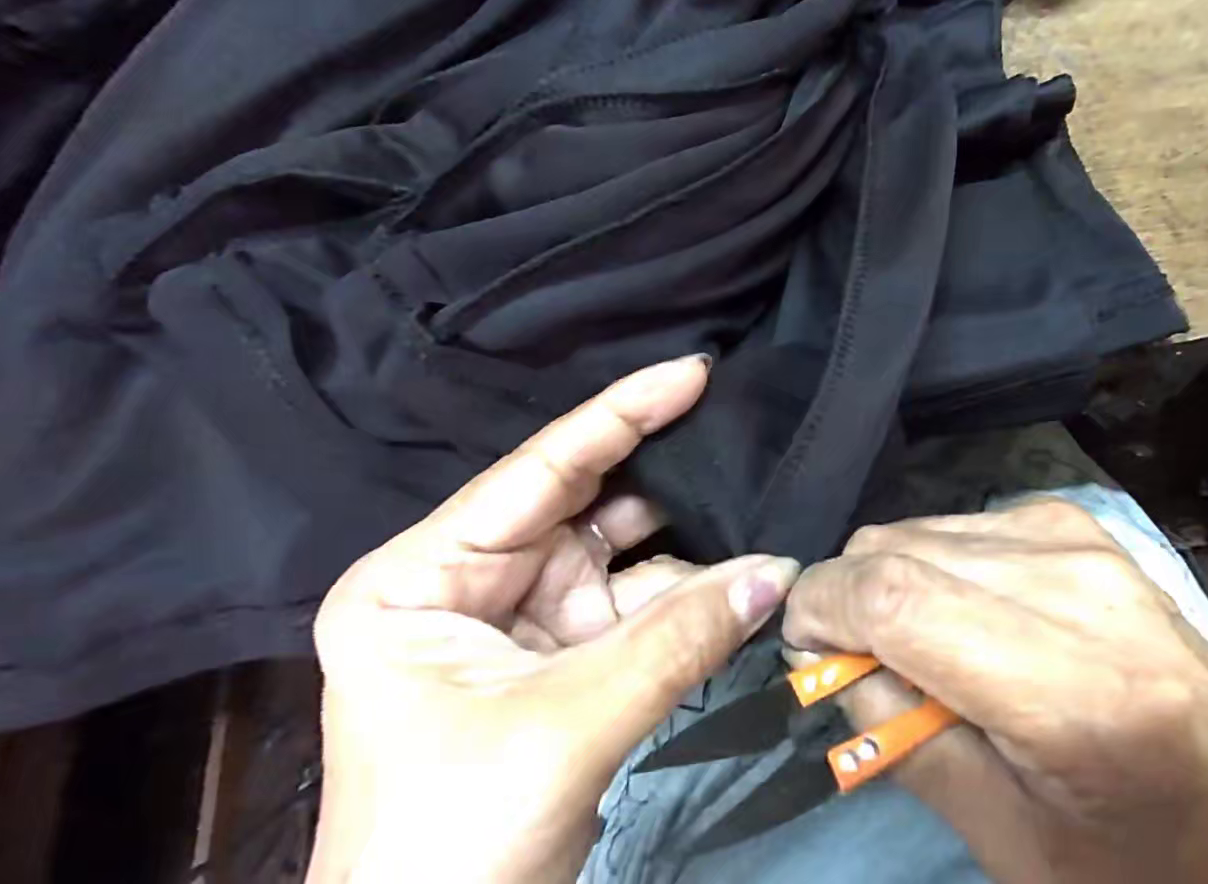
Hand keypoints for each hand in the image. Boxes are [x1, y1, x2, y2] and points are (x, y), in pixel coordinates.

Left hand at [307, 356, 799, 883]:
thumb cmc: (450, 848)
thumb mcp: (566, 729)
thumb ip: (680, 639)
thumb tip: (782, 571)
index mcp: (424, 575)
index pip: (541, 471)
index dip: (621, 415)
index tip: (694, 371)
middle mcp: (475, 579)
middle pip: (587, 501)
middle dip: (664, 468)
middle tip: (737, 418)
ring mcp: (529, 616)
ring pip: (627, 553)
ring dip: (695, 540)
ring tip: (763, 494)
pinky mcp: (571, 653)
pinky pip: (646, 601)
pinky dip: (696, 592)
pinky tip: (749, 575)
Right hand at [779, 499, 1207, 883]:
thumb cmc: (1143, 850)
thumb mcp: (1012, 841)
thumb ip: (906, 739)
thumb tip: (827, 660)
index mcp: (1071, 687)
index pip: (898, 598)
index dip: (823, 608)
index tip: (800, 648)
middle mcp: (1073, 583)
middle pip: (899, 548)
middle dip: (846, 596)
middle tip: (853, 661)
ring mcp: (1075, 537)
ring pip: (920, 529)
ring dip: (889, 580)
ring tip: (913, 646)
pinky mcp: (1072, 520)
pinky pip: (958, 524)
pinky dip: (931, 565)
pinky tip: (960, 615)